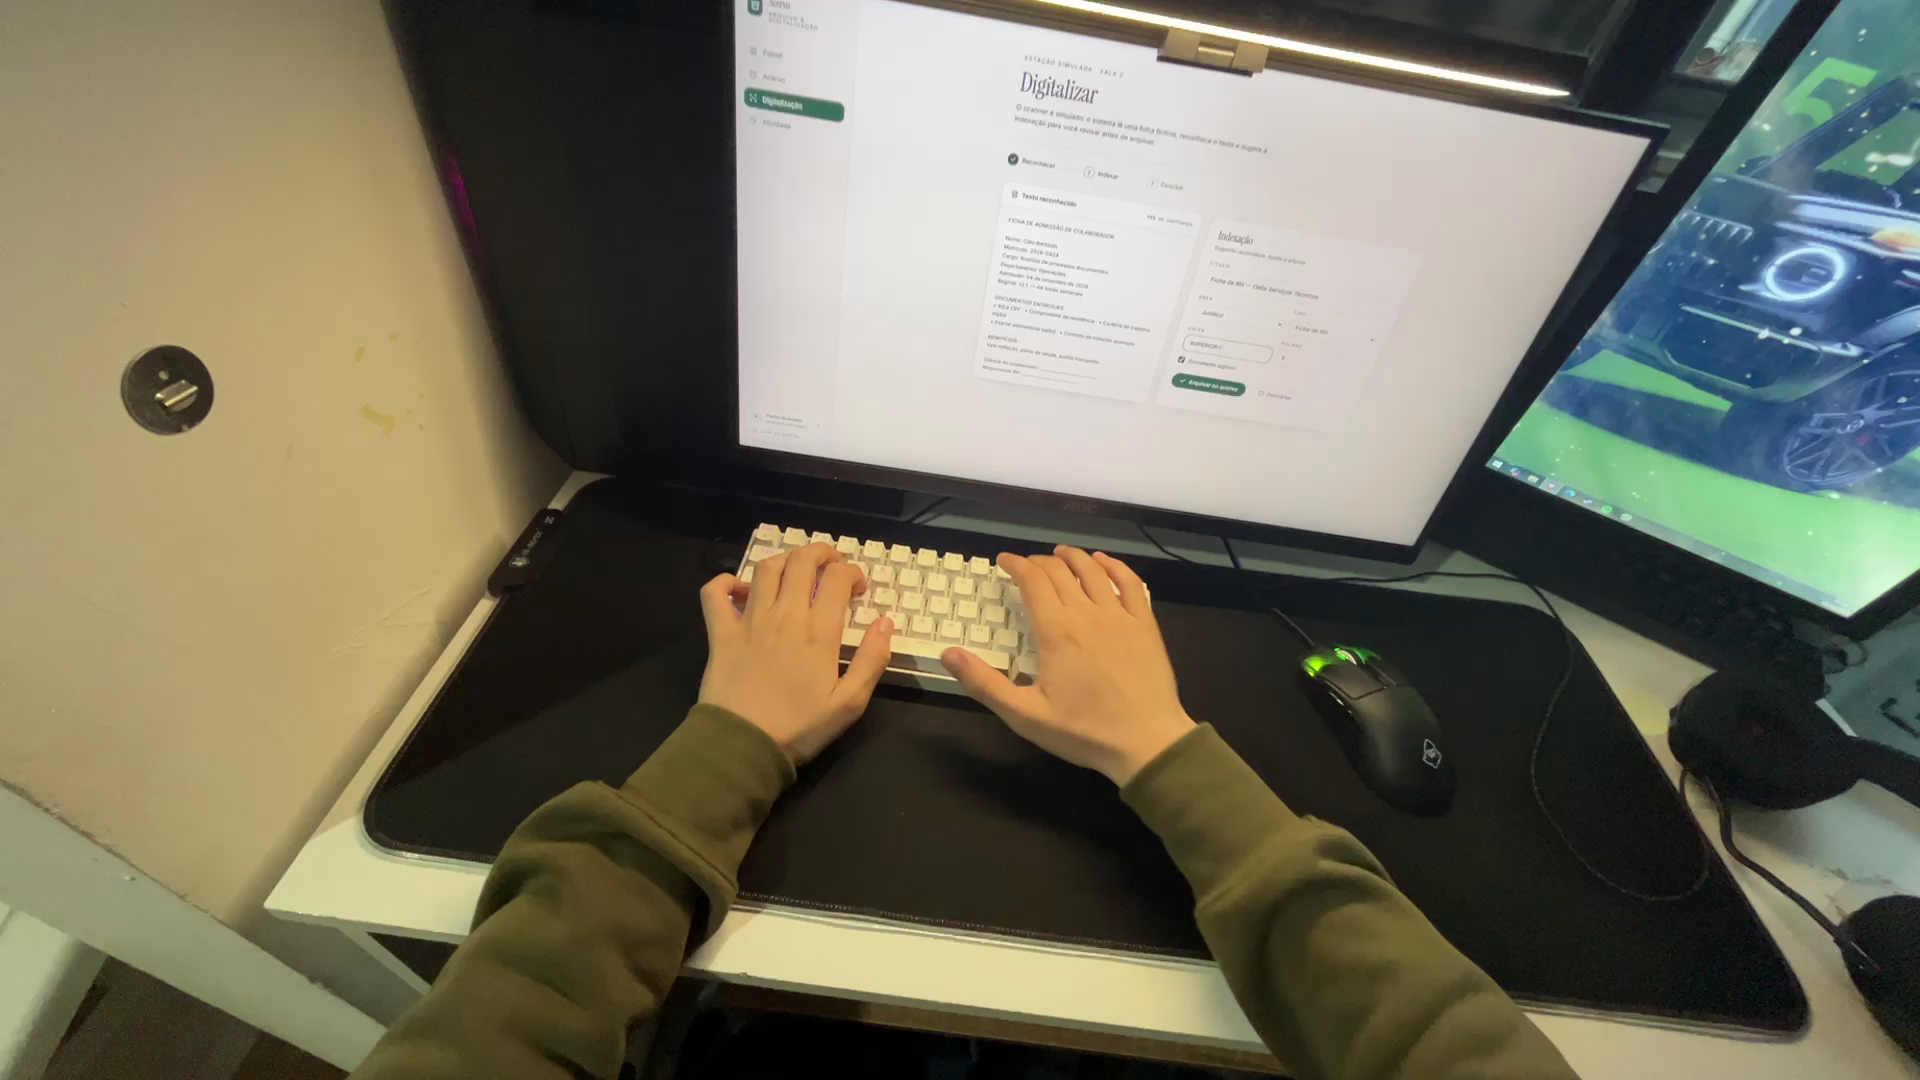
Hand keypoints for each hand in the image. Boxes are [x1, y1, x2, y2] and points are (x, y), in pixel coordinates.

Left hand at [698, 542, 893, 764]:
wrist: (741, 746)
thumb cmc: (799, 727)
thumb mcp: (850, 702)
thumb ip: (872, 659)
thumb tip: (885, 622)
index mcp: (818, 630)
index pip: (837, 578)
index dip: (853, 572)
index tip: (859, 588)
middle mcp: (785, 615)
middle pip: (802, 561)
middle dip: (822, 553)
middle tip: (832, 564)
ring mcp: (749, 620)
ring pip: (765, 568)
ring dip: (785, 560)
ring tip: (796, 570)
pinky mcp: (720, 632)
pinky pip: (714, 592)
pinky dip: (725, 582)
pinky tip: (740, 589)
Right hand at [940, 546, 1194, 783]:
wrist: (1147, 742)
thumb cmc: (1084, 731)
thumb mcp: (1025, 715)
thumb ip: (984, 684)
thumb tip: (948, 654)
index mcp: (1056, 631)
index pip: (1032, 581)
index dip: (1016, 565)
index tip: (1004, 560)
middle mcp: (1086, 613)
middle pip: (1060, 571)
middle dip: (1039, 561)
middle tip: (1027, 564)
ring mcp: (1119, 615)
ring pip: (1093, 570)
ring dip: (1072, 557)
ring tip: (1060, 553)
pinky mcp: (1145, 624)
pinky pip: (1130, 583)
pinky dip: (1114, 566)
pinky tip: (1104, 562)